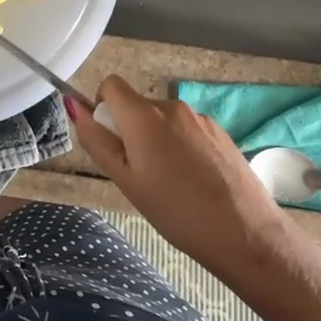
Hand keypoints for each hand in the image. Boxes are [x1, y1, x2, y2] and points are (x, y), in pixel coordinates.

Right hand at [69, 76, 288, 259]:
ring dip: (157, 141)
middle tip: (140, 175)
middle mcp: (171, 106)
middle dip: (131, 131)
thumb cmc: (176, 212)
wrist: (247, 235)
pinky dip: (181, 148)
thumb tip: (74, 106)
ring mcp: (200, 118)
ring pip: (162, 121)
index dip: (104, 109)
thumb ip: (96, 140)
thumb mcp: (125, 180)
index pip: (111, 85)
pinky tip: (194, 182)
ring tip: (170, 184)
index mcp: (144, 115)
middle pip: (137, 106)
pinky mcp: (221, 133)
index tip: (112, 144)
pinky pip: (186, 131)